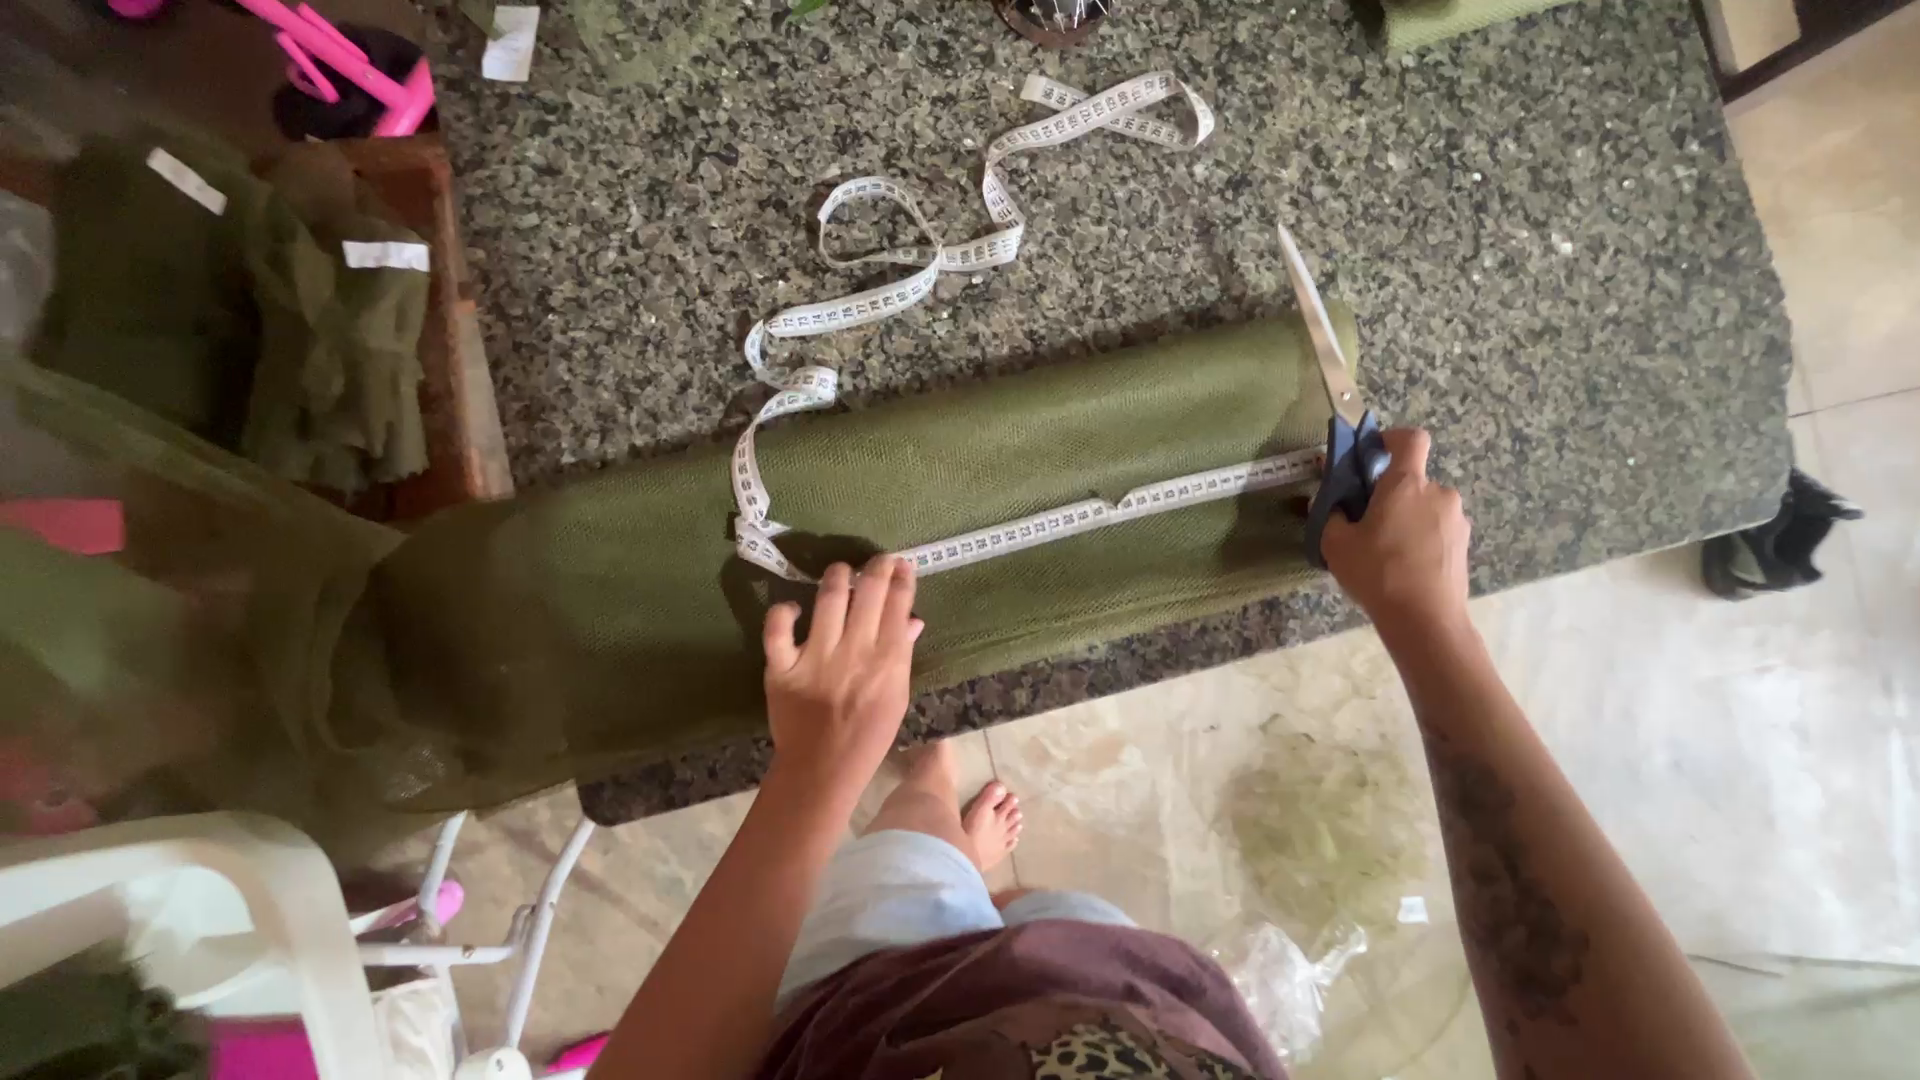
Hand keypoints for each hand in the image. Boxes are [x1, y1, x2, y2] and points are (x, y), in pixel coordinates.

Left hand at [762, 554, 923, 800]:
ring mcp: (816, 658)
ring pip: (827, 599)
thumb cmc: (867, 735)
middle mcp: (854, 652)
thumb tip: (912, 619)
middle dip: (876, 567)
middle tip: (877, 560)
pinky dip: (784, 612)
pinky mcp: (782, 668)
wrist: (822, 768)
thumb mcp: (897, 696)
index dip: (901, 577)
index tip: (900, 564)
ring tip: (841, 572)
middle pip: (867, 592)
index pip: (897, 604)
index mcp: (887, 661)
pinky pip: (777, 629)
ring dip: (837, 576)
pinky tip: (793, 609)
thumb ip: (902, 654)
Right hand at [1323, 428, 1471, 630]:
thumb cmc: (1377, 573)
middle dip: (1389, 494)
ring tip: (1384, 551)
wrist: (1425, 619)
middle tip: (1365, 521)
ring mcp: (1456, 519)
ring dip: (1405, 518)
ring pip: (1424, 506)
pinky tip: (1403, 566)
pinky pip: (1436, 529)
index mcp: (1406, 484)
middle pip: (1411, 479)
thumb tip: (1332, 503)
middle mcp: (1438, 493)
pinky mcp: (1463, 544)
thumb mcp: (1335, 543)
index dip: (1391, 438)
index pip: (1410, 439)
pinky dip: (1420, 538)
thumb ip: (1331, 515)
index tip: (1371, 456)